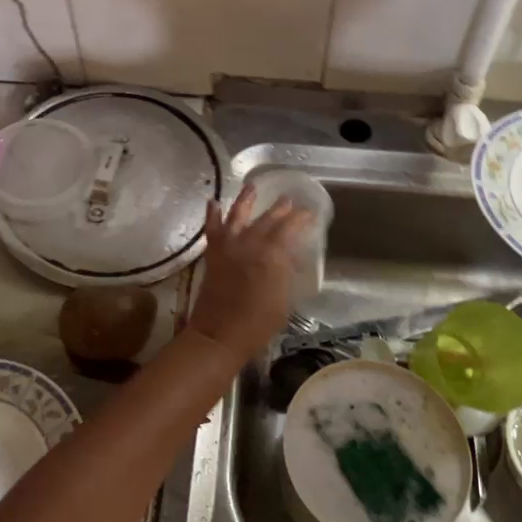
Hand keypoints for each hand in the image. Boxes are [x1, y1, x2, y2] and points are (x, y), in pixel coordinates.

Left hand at [188, 185, 312, 360]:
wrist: (219, 334)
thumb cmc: (258, 324)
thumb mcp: (284, 301)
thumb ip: (285, 274)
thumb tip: (288, 259)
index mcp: (272, 256)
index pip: (290, 229)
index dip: (301, 219)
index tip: (309, 213)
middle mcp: (250, 244)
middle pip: (267, 220)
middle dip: (280, 209)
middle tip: (288, 200)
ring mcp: (229, 247)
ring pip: (238, 215)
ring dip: (246, 200)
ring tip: (251, 186)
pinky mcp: (213, 254)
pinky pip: (212, 228)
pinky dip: (212, 214)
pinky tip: (213, 202)